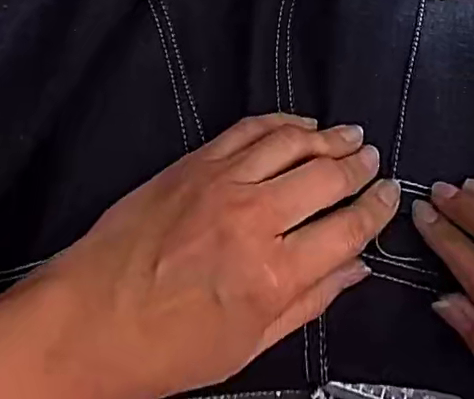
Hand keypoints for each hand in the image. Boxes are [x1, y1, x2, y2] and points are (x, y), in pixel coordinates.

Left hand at [38, 113, 400, 396]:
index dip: (377, 207)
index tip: (391, 193)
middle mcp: (256, 219)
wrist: (82, 322)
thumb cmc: (164, 351)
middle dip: (360, 166)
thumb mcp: (245, 348)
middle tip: (374, 158)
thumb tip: (358, 267)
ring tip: (352, 134)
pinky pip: (254, 129)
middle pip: (328, 177)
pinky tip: (303, 125)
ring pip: (296, 143)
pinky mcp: (199, 161)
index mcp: (272, 276)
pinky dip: (286, 122)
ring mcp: (225, 182)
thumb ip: (310, 303)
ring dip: (331, 136)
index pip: (347, 229)